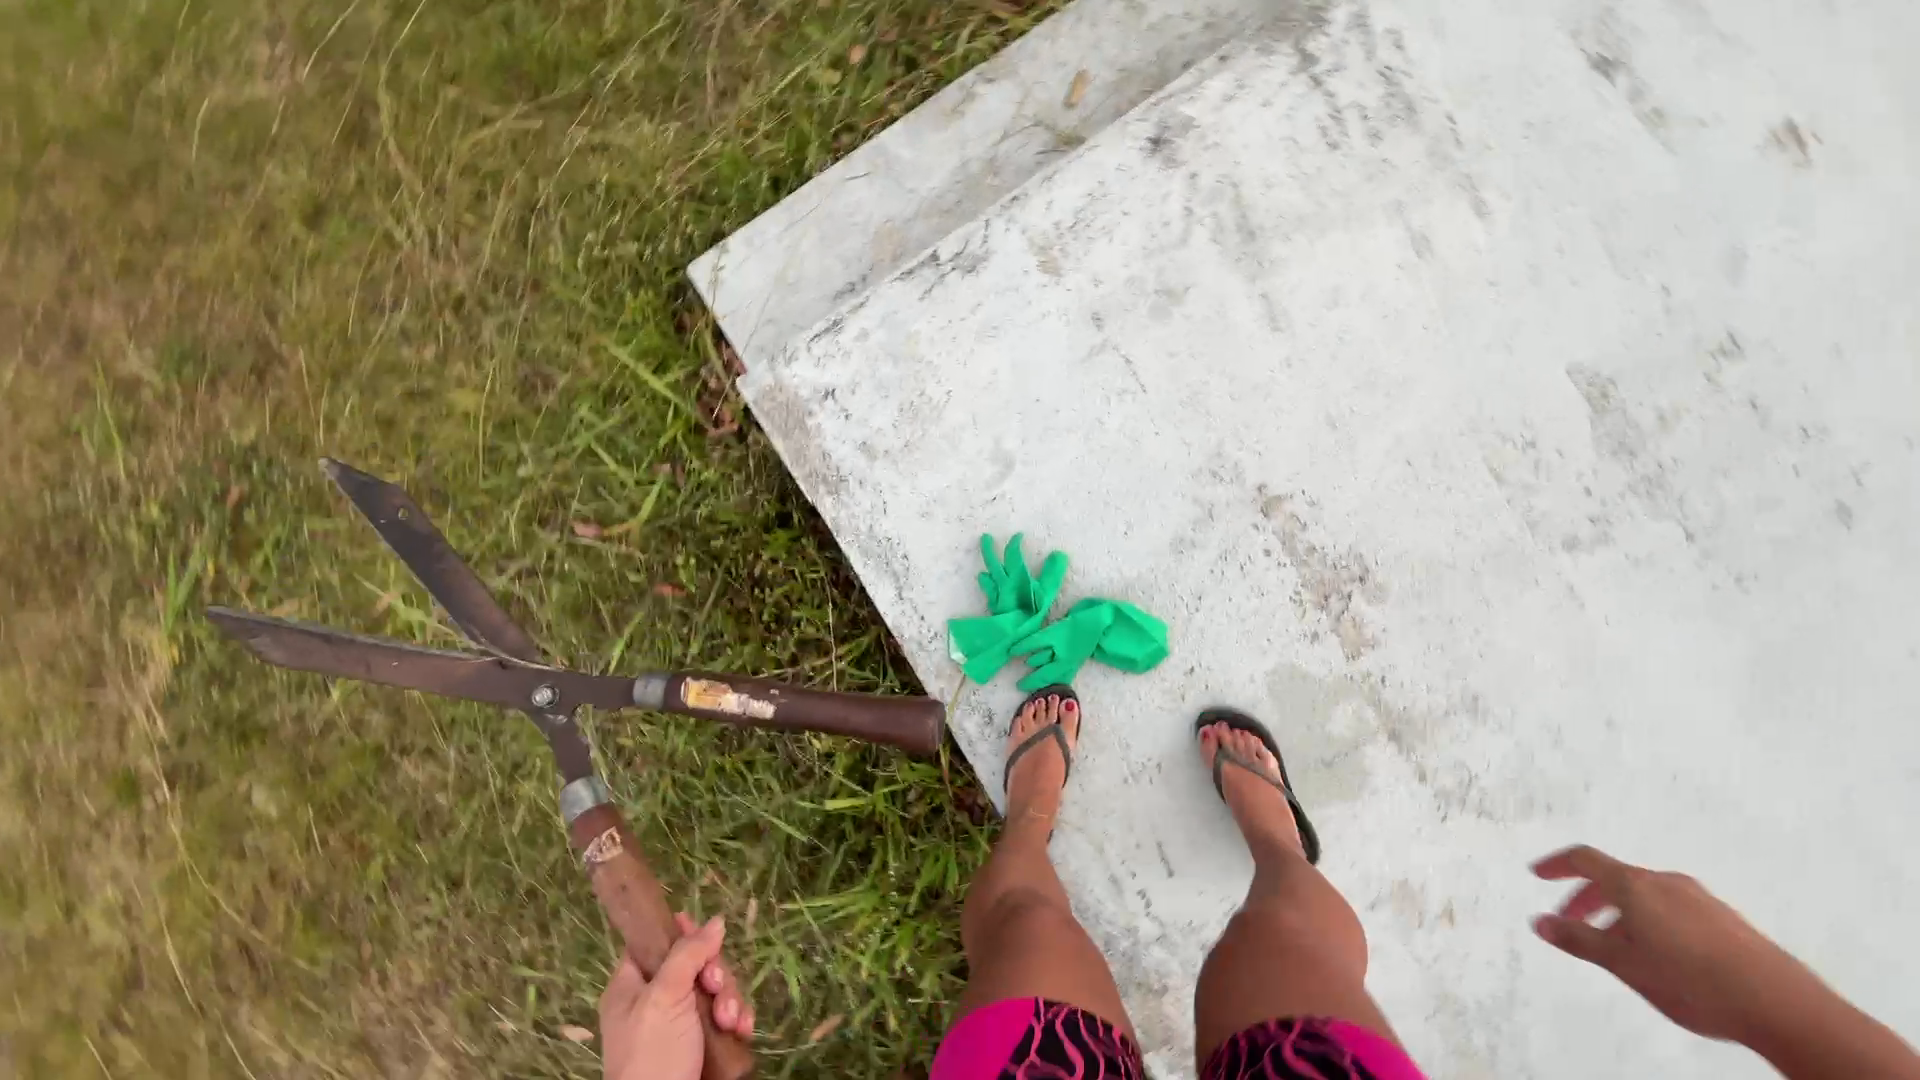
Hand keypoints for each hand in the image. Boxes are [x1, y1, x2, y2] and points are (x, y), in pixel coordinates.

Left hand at [599, 914, 753, 1079]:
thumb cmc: (652, 1053)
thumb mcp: (664, 996)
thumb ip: (687, 954)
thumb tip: (716, 921)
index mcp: (631, 988)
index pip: (653, 944)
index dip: (678, 933)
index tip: (702, 932)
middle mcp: (656, 1002)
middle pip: (694, 965)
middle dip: (714, 974)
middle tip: (714, 986)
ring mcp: (680, 1024)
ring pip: (714, 990)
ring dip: (729, 999)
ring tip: (729, 1020)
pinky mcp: (703, 1043)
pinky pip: (726, 1016)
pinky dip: (736, 1019)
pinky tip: (741, 1029)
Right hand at [1531, 844, 1818, 1044]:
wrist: (1784, 1008)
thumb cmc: (1691, 980)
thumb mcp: (1622, 963)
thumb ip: (1577, 939)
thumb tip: (1540, 922)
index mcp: (1635, 885)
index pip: (1584, 859)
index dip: (1557, 864)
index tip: (1538, 873)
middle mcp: (1667, 883)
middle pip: (1615, 878)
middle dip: (1587, 898)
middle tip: (1573, 921)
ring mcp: (1702, 901)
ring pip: (1647, 896)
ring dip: (1622, 913)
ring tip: (1618, 947)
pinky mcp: (1728, 922)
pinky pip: (1675, 910)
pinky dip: (1653, 922)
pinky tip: (1662, 956)